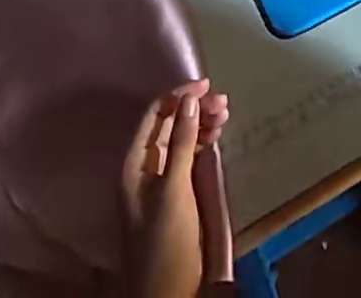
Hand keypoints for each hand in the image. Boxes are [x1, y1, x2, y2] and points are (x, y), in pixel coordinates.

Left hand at [121, 80, 229, 297]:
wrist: (166, 296)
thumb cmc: (165, 242)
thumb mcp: (175, 189)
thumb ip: (183, 142)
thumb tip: (190, 98)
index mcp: (135, 164)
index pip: (155, 115)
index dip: (178, 95)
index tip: (207, 84)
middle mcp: (145, 167)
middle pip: (170, 123)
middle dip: (195, 107)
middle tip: (224, 103)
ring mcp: (161, 180)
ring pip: (182, 137)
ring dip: (202, 121)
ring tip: (225, 114)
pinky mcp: (177, 193)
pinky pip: (189, 154)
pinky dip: (203, 140)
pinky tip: (217, 134)